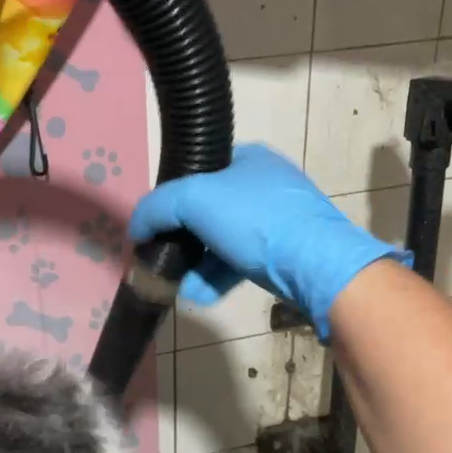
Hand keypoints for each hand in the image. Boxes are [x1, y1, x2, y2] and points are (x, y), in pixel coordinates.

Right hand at [129, 144, 408, 340]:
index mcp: (247, 158)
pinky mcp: (283, 252)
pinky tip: (199, 294)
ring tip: (176, 285)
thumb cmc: (255, 220)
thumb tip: (136, 229)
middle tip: (162, 258)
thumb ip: (157, 208)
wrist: (315, 264)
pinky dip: (216, 277)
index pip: (198, 170)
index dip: (172, 196)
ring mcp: (276, 220)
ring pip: (221, 241)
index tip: (155, 224)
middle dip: (182, 237)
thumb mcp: (195, 201)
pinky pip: (238, 263)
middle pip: (207, 210)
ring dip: (195, 264)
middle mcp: (263, 184)